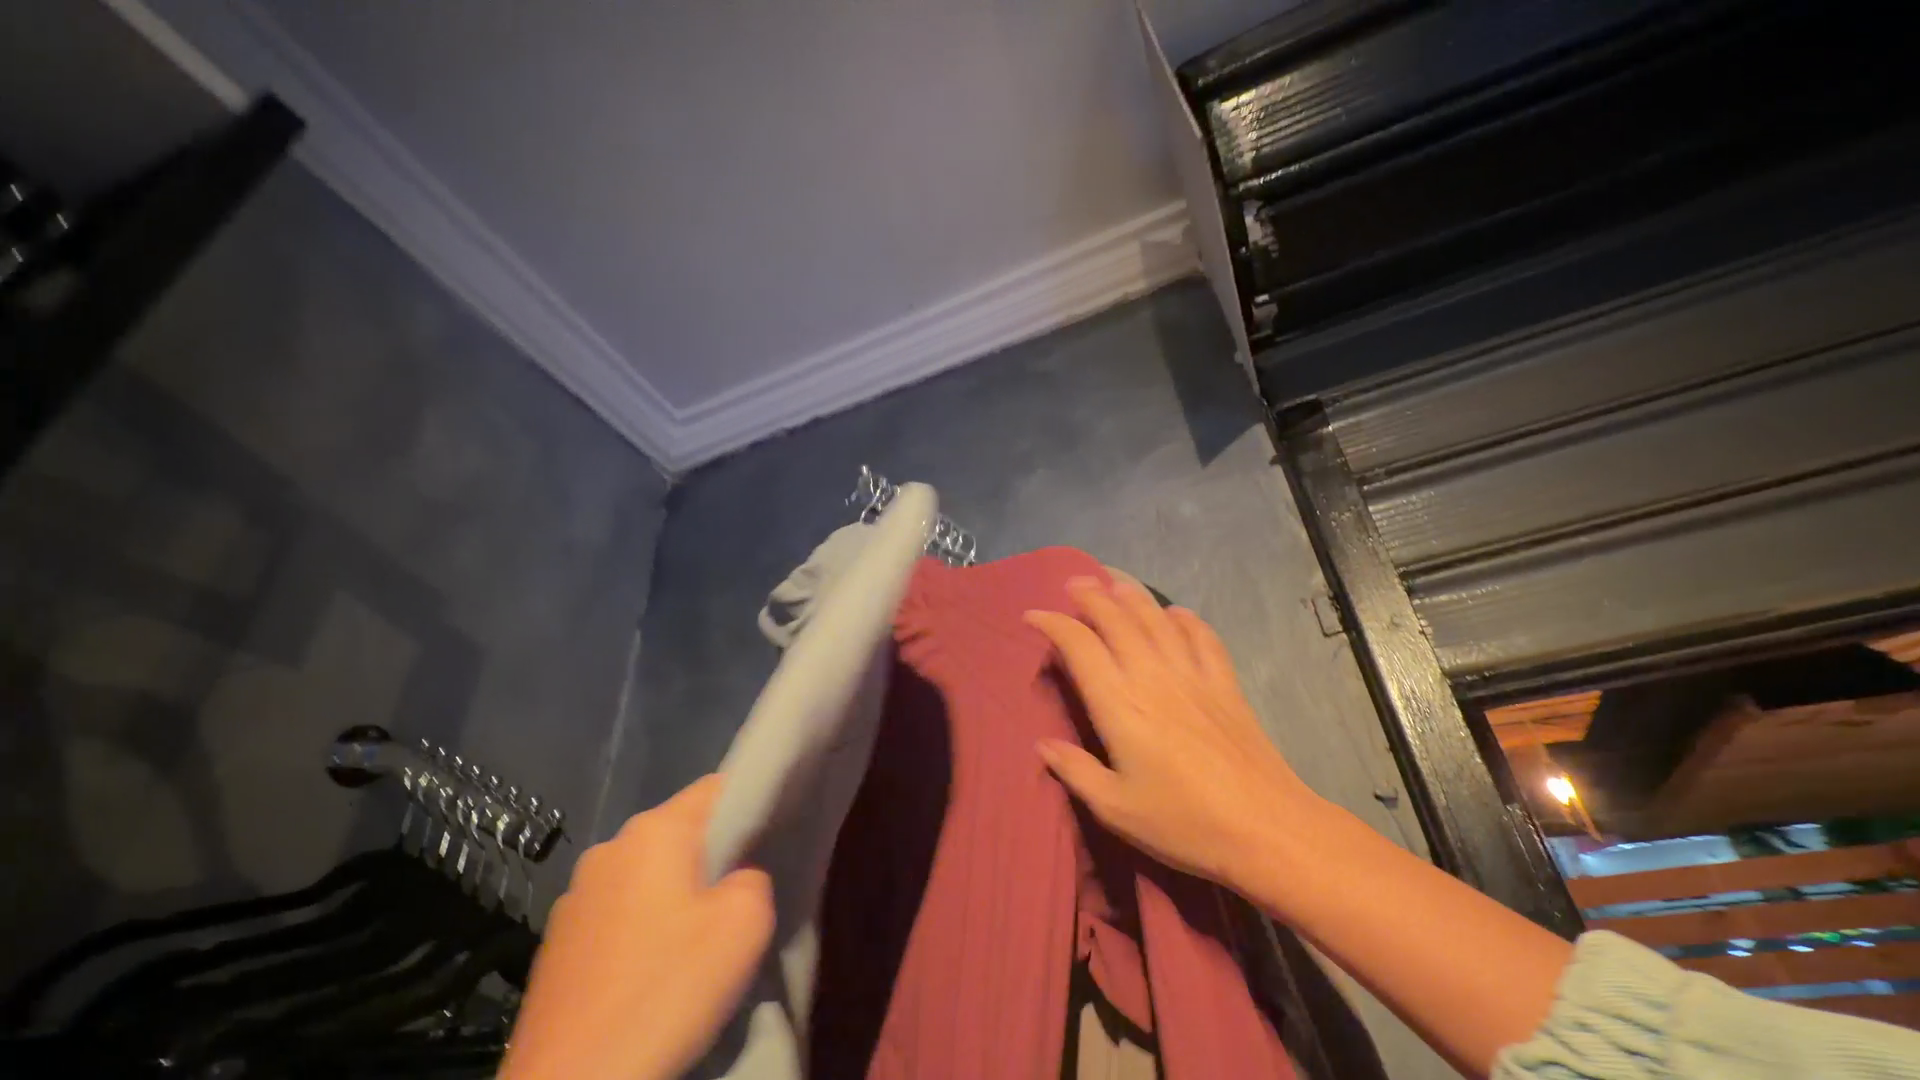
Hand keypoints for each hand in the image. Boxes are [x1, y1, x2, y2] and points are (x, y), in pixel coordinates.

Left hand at [501, 774, 773, 1079]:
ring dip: (674, 899)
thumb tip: (737, 878)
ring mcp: (575, 895)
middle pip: (681, 834)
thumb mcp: (744, 926)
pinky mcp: (556, 942)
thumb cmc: (665, 991)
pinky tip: (650, 978)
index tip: (773, 842)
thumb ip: (755, 880)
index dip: (754, 805)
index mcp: (653, 830)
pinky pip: (618, 916)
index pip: (718, 787)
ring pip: (648, 877)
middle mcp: (609, 847)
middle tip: (738, 908)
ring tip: (693, 951)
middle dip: (714, 860)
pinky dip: (641, 933)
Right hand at [1025, 578, 1316, 895]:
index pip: (1079, 646)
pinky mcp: (1226, 685)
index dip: (1053, 624)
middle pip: (1118, 619)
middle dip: (1091, 596)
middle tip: (1072, 584)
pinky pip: (1203, 637)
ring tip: (1113, 581)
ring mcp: (1194, 676)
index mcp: (1119, 704)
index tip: (1033, 616)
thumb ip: (1076, 771)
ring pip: (1158, 619)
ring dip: (1132, 595)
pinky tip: (1176, 613)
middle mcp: (1153, 676)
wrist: (1266, 828)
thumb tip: (1042, 744)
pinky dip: (1185, 619)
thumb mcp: (1115, 808)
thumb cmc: (1183, 823)